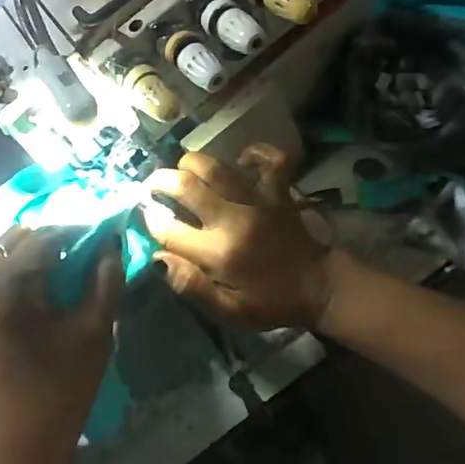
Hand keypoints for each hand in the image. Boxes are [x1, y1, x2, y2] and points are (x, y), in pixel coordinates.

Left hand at [0, 225, 124, 463]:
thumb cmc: (56, 399)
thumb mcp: (93, 335)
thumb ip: (105, 280)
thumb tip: (111, 244)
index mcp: (1, 287)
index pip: (46, 234)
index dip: (81, 226)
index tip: (108, 226)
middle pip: (18, 239)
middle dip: (57, 236)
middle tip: (91, 248)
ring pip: (2, 257)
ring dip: (36, 254)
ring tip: (71, 268)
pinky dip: (18, 274)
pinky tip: (44, 291)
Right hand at [142, 144, 333, 331]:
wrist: (319, 288)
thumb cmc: (269, 302)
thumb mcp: (228, 310)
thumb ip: (191, 285)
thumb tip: (156, 259)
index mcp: (219, 253)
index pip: (169, 228)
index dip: (150, 219)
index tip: (145, 215)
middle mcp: (235, 219)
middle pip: (187, 185)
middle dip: (161, 181)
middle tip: (153, 186)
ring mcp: (259, 200)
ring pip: (217, 166)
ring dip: (193, 163)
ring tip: (183, 170)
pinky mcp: (279, 191)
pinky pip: (269, 159)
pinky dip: (254, 153)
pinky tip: (240, 160)